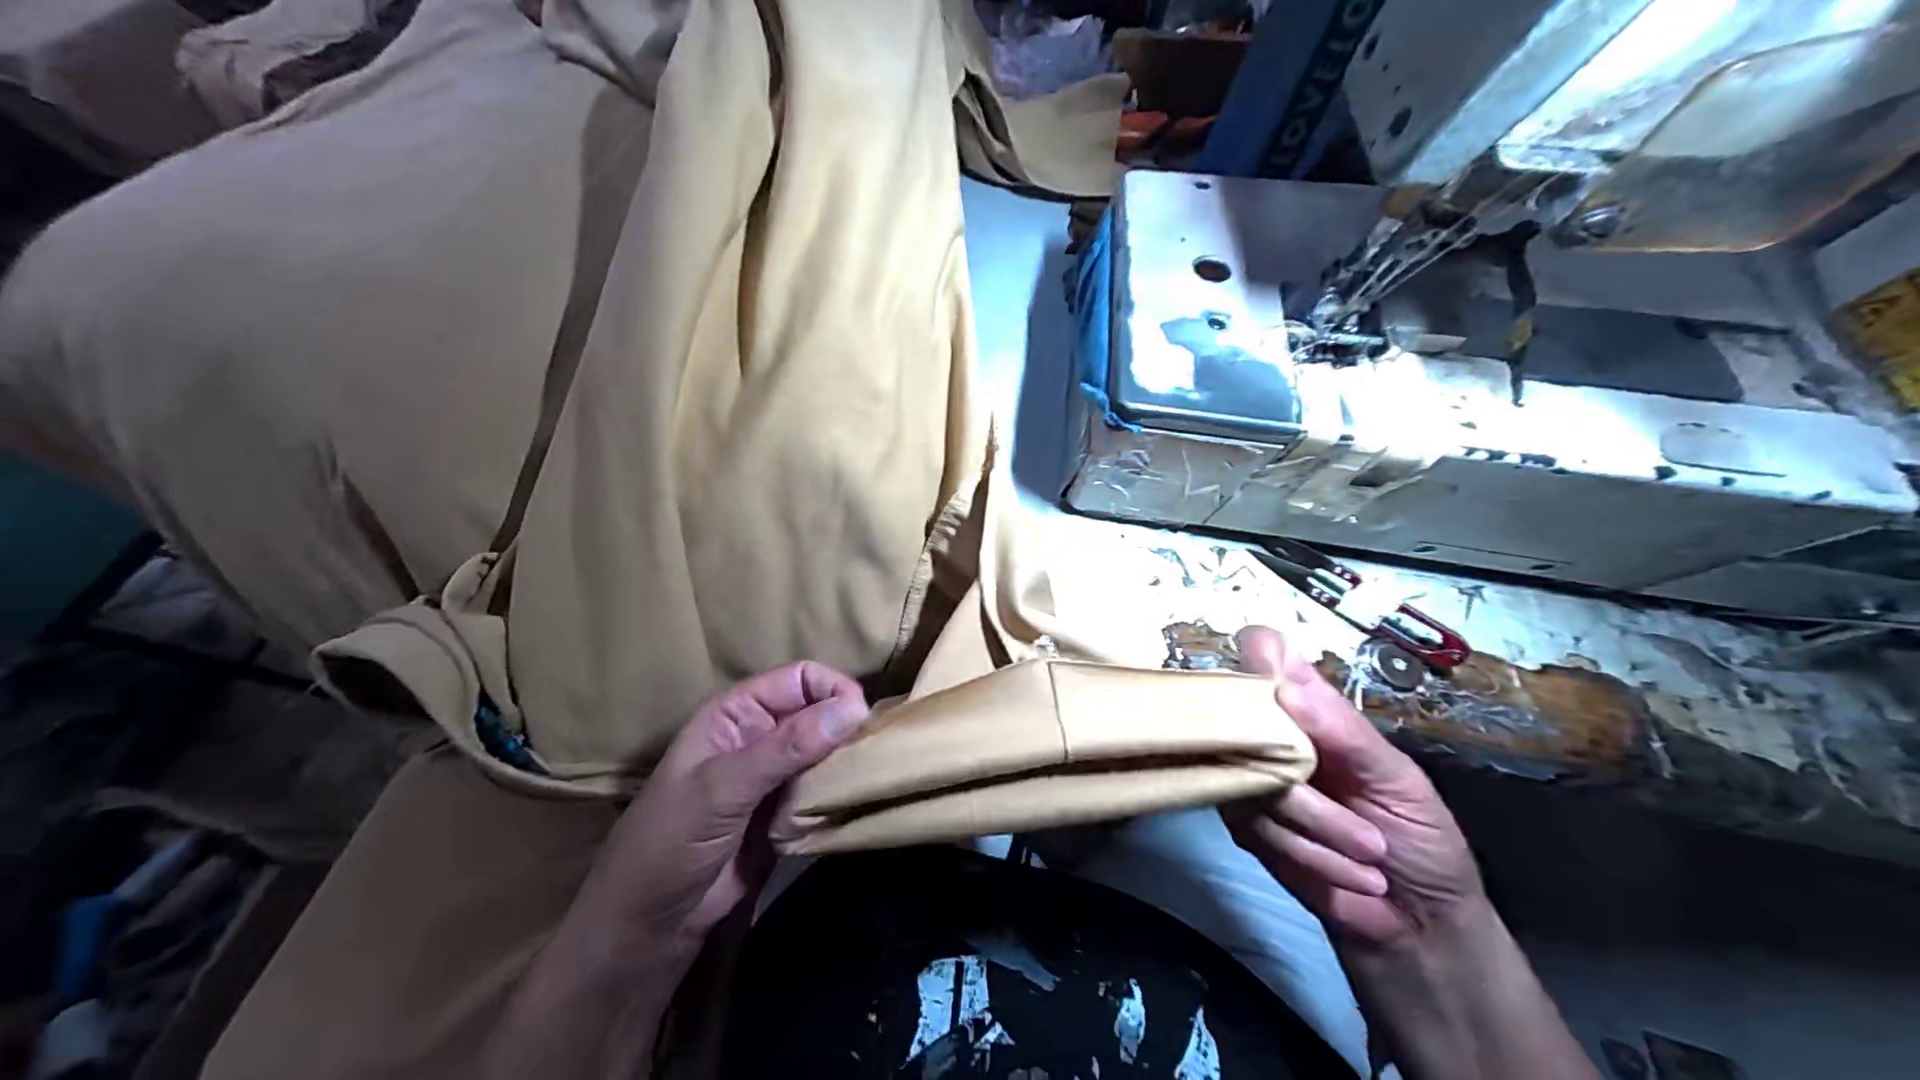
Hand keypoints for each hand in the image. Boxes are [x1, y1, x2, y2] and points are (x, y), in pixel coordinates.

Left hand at [587, 661, 870, 957]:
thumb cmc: (670, 842)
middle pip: (819, 711)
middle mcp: (760, 734)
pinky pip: (825, 787)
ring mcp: (775, 774)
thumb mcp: (722, 788)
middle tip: (874, 754)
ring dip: (849, 760)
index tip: (863, 721)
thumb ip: (786, 747)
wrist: (648, 925)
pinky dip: (842, 790)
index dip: (833, 690)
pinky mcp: (788, 810)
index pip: (800, 678)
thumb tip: (854, 709)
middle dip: (847, 726)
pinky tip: (857, 800)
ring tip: (872, 777)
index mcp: (736, 712)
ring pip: (827, 749)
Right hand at [1224, 626, 1483, 950]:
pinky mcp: (1240, 822)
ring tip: (1369, 851)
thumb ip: (1342, 729)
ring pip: (1254, 783)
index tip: (1268, 674)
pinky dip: (1309, 853)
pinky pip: (1256, 825)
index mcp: (1311, 710)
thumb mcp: (1398, 779)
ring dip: (1321, 827)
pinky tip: (1346, 871)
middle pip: (1245, 723)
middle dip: (1307, 780)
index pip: (1265, 659)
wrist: (1415, 924)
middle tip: (1362, 809)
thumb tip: (1284, 675)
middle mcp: (1269, 736)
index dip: (1256, 656)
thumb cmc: (1420, 839)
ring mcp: (1248, 777)